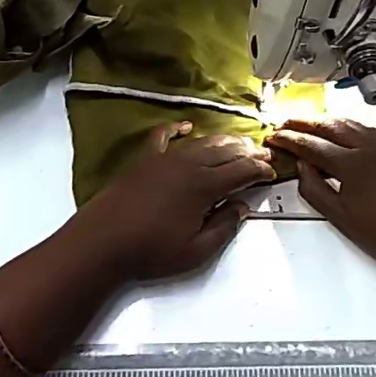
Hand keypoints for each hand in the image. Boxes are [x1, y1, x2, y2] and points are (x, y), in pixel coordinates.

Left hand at [63, 122, 272, 282]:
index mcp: (204, 185)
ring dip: (222, 141)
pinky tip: (186, 126)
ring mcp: (164, 158)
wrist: (104, 240)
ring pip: (200, 142)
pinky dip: (176, 129)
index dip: (259, 169)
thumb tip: (241, 206)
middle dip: (247, 151)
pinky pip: (163, 136)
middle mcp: (187, 164)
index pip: (241, 171)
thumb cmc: (151, 250)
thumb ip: (224, 226)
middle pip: (224, 151)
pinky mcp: (144, 159)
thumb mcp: (197, 250)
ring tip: (237, 143)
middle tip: (262, 153)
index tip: (271, 171)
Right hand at [267, 118, 375, 270]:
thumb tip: (303, 169)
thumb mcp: (340, 217)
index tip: (276, 138)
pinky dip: (347, 127)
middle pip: (329, 126)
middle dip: (304, 124)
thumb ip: (314, 189)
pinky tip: (344, 133)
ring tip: (310, 125)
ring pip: (349, 124)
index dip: (289, 139)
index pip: (311, 144)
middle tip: (286, 126)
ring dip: (325, 122)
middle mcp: (370, 149)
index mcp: (352, 163)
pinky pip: (366, 130)